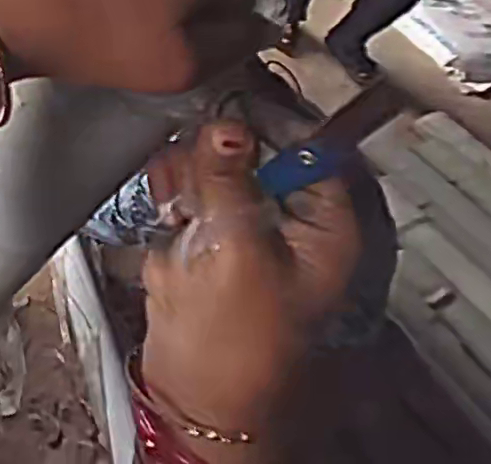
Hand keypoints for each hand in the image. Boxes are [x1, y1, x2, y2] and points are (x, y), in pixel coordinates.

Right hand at [140, 122, 361, 447]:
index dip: (275, 120)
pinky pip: (187, 178)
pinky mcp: (203, 221)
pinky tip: (169, 211)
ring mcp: (242, 215)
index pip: (312, 148)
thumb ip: (227, 182)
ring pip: (215, 157)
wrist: (189, 388)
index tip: (233, 101)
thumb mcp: (236, 254)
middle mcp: (285, 212)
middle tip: (197, 165)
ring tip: (181, 203)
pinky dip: (173, 184)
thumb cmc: (235, 342)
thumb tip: (226, 125)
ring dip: (190, 169)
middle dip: (219, 151)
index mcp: (322, 226)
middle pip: (256, 145)